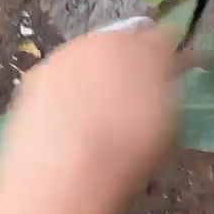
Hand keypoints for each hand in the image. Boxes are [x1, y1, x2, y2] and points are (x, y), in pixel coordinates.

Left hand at [0, 17, 182, 211]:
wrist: (62, 175)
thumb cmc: (127, 156)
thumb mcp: (167, 127)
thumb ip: (168, 93)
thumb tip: (164, 84)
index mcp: (147, 48)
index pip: (165, 39)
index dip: (172, 56)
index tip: (177, 72)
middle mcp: (107, 40)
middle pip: (125, 41)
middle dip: (133, 60)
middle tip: (136, 91)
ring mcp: (68, 53)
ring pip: (90, 55)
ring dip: (97, 72)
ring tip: (97, 108)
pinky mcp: (37, 73)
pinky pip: (61, 75)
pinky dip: (66, 88)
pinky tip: (66, 118)